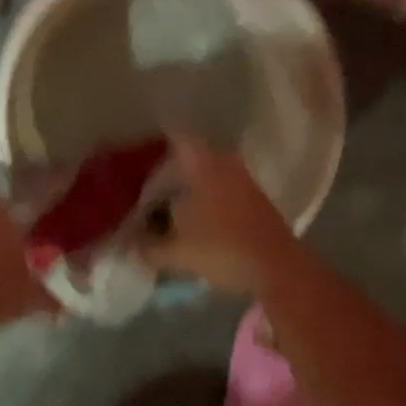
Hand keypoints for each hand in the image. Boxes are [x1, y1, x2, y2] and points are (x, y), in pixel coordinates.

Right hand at [138, 136, 300, 293]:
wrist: (278, 267)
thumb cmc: (223, 249)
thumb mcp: (177, 253)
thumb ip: (148, 247)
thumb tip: (127, 245)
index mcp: (202, 164)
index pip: (175, 138)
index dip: (156, 143)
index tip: (137, 154)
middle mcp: (224, 162)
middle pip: (191, 156)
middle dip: (170, 168)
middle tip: (147, 182)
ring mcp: (244, 179)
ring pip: (209, 172)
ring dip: (191, 184)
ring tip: (168, 203)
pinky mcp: (256, 198)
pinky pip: (223, 187)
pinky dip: (207, 196)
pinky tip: (195, 217)